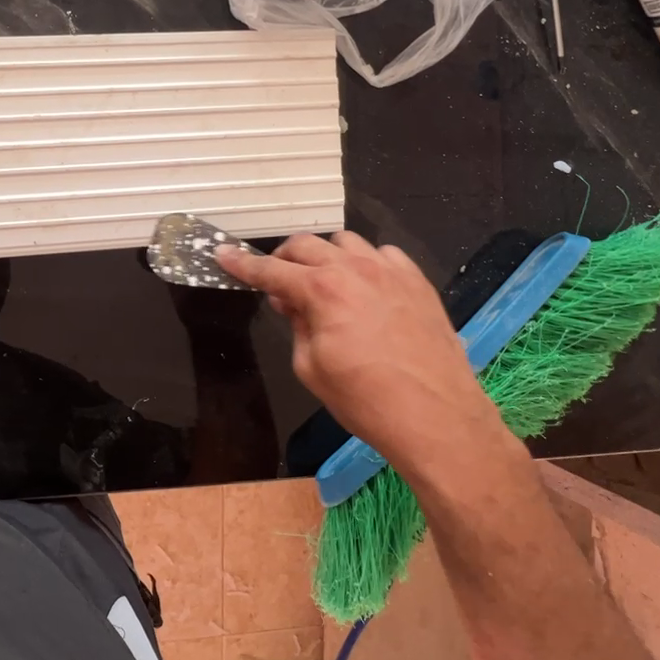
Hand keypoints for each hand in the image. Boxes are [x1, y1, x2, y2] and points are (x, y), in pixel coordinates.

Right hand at [216, 232, 503, 473]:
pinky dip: (366, 263)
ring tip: (326, 284)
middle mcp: (353, 269)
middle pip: (306, 246)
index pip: (270, 270)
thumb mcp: (312, 368)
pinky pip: (384, 254)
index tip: (222, 253)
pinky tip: (368, 289)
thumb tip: (290, 303)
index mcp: (321, 290)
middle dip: (284, 259)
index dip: (242, 263)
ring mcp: (390, 271)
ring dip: (326, 257)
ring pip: (345, 242)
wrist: (437, 417)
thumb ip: (297, 326)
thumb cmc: (365, 400)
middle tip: (278, 282)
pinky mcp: (418, 281)